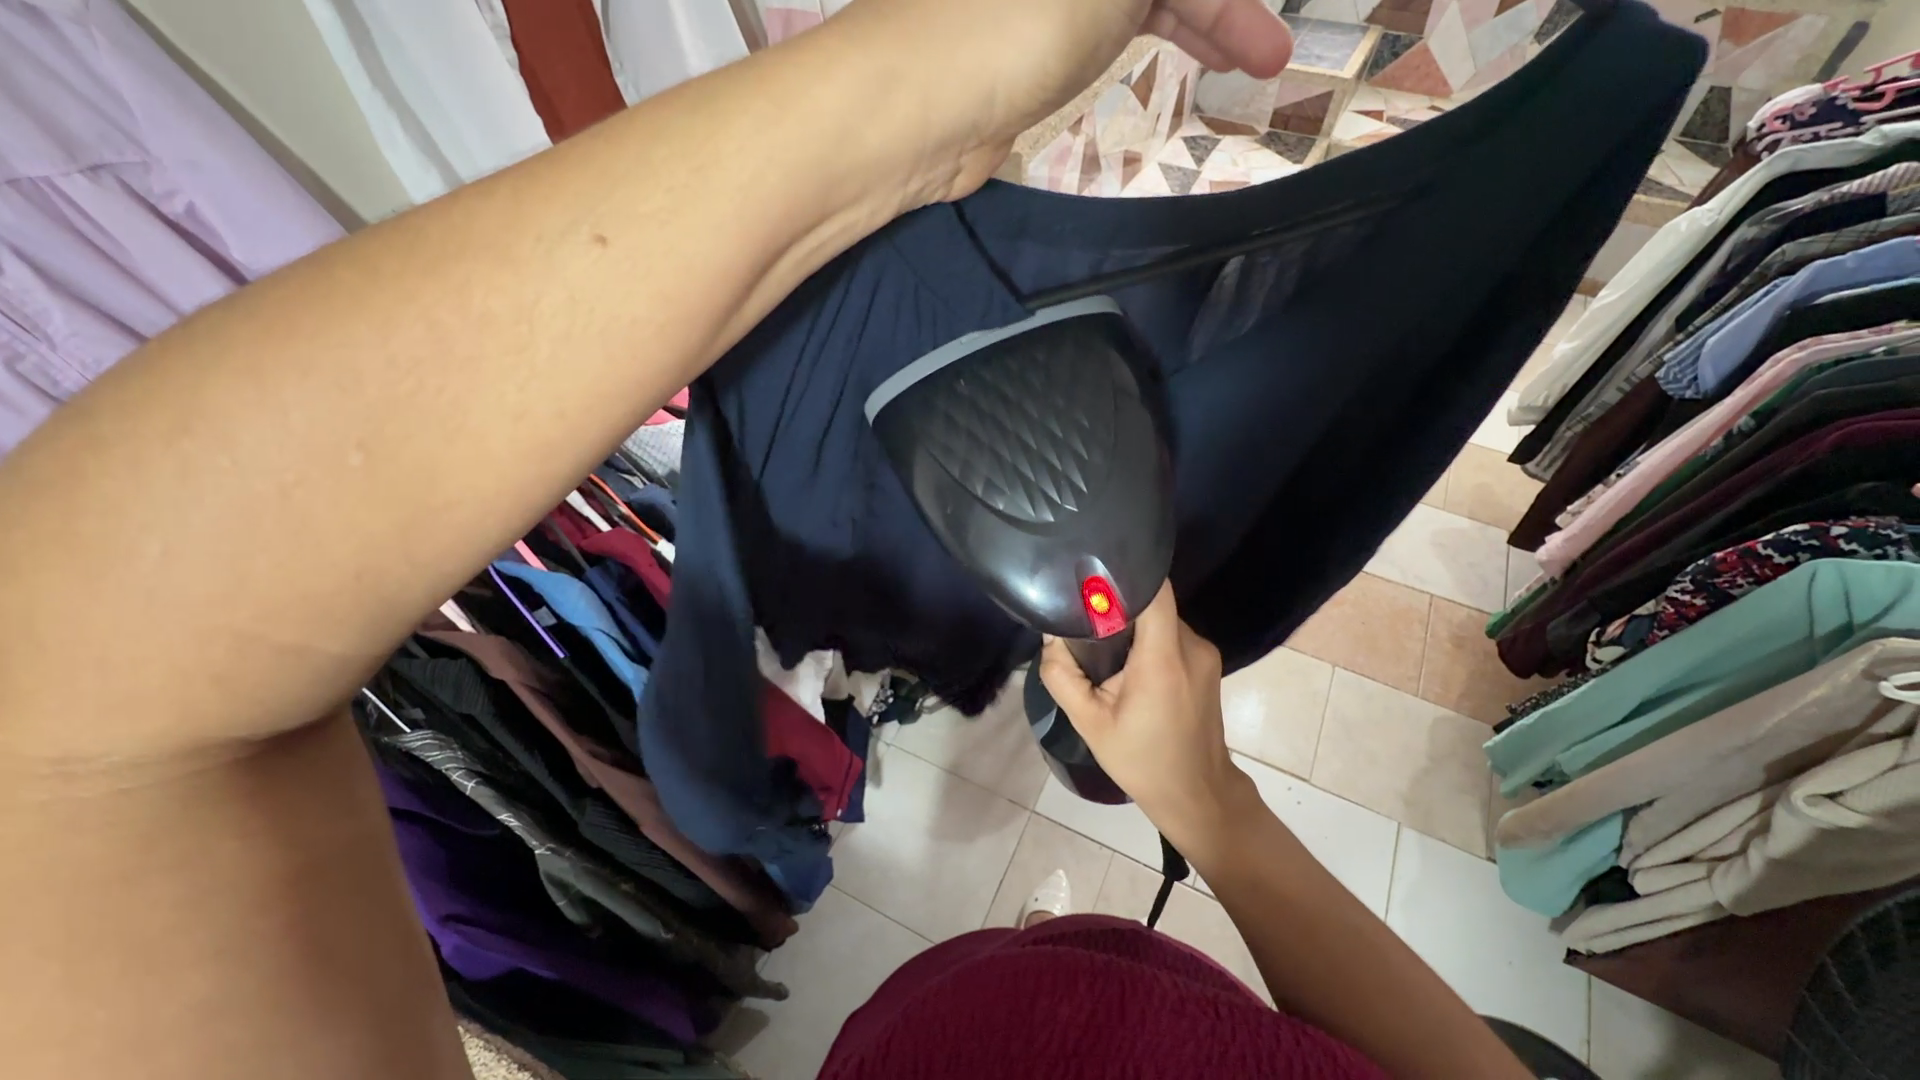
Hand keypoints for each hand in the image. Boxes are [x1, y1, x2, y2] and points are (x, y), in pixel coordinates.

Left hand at [832, 0, 1294, 205]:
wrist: (917, 115)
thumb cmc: (1016, 19)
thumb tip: (1143, 13)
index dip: (1210, 1)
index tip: (1256, 21)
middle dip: (1218, 1)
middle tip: (1272, 46)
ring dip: (1204, 17)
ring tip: (1258, 62)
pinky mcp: (1033, 37)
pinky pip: (1113, 23)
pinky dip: (1159, 34)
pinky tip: (1192, 56)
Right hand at [1039, 582, 1258, 853]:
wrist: (1196, 793)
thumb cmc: (1142, 760)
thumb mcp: (1089, 723)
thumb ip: (1063, 676)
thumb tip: (1049, 638)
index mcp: (1163, 657)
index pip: (1154, 591)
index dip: (1124, 577)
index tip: (1091, 577)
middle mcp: (1190, 646)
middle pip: (1153, 603)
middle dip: (1119, 607)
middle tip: (1083, 618)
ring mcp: (1203, 653)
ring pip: (1161, 619)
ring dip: (1133, 626)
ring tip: (1101, 645)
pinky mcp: (1207, 663)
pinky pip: (1172, 636)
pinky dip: (1148, 640)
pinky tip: (1126, 663)